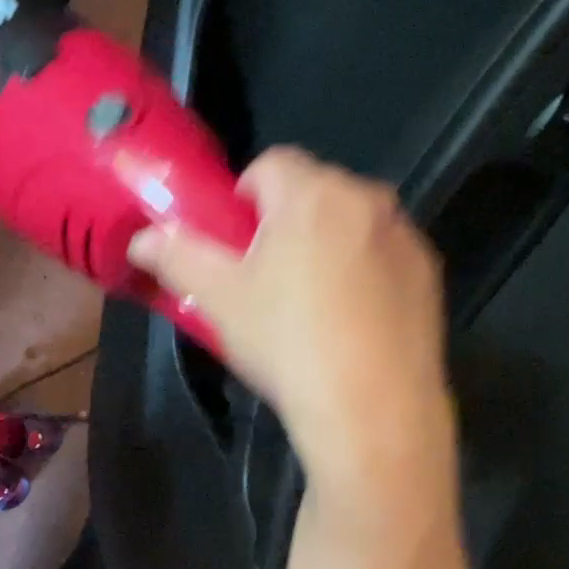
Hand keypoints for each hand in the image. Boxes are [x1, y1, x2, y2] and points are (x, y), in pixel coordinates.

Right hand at [128, 147, 451, 495]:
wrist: (369, 405)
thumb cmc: (284, 342)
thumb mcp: (217, 300)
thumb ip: (176, 257)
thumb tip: (141, 238)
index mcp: (311, 195)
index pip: (268, 163)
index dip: (239, 198)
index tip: (228, 244)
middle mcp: (366, 198)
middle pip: (310, 191)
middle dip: (280, 222)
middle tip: (256, 279)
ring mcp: (404, 235)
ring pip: (347, 223)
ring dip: (319, 246)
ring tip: (300, 306)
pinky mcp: (427, 272)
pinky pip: (378, 255)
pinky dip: (356, 273)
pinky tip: (341, 323)